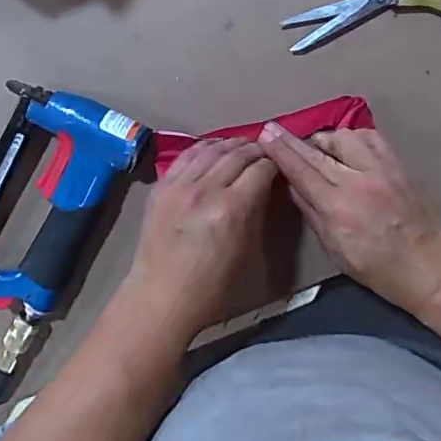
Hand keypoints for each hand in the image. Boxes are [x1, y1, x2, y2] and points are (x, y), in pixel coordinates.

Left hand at [120, 138, 277, 340]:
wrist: (161, 296)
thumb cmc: (211, 287)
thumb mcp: (247, 252)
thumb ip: (257, 213)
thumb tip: (263, 187)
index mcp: (231, 209)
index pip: (260, 170)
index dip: (273, 164)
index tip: (279, 163)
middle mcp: (205, 190)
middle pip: (236, 154)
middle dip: (255, 149)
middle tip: (265, 149)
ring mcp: (179, 185)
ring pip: (210, 150)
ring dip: (230, 144)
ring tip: (243, 144)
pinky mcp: (161, 186)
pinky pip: (186, 157)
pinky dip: (204, 148)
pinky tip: (213, 148)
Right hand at [257, 124, 440, 313]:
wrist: (430, 265)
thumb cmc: (378, 268)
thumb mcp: (334, 249)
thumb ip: (311, 212)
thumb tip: (292, 184)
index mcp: (337, 208)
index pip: (300, 171)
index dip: (280, 151)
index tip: (265, 135)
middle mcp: (356, 182)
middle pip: (316, 152)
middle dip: (291, 139)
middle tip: (273, 128)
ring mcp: (380, 169)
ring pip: (343, 137)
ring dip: (325, 139)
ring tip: (318, 147)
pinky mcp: (397, 164)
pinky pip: (370, 137)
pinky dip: (353, 138)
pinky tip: (347, 145)